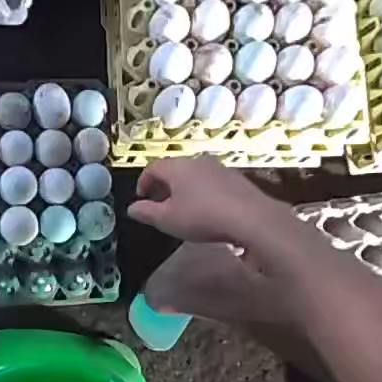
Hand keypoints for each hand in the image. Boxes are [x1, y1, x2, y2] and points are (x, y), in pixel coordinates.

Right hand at [127, 156, 294, 246]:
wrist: (250, 217)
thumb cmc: (202, 216)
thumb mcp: (167, 219)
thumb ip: (146, 213)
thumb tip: (132, 208)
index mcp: (176, 167)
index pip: (152, 168)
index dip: (143, 182)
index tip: (141, 198)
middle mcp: (197, 161)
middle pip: (174, 169)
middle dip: (163, 186)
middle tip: (158, 203)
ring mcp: (219, 168)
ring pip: (193, 175)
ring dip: (183, 189)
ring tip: (181, 208)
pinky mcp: (236, 179)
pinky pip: (211, 182)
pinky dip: (202, 192)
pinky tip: (205, 210)